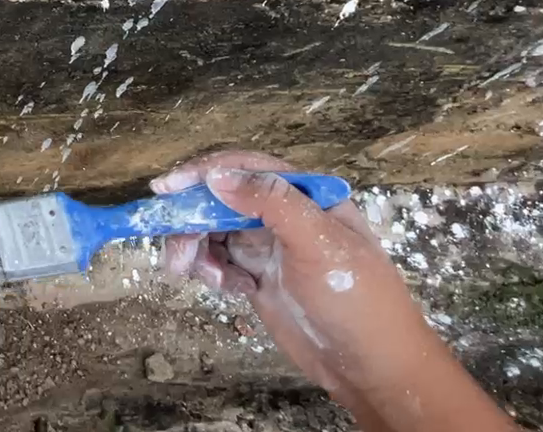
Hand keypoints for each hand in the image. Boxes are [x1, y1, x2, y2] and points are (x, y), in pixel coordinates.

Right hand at [154, 150, 516, 431]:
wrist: (374, 374)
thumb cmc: (358, 304)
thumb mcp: (320, 246)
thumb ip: (271, 203)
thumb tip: (215, 176)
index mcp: (305, 196)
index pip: (244, 168)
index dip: (203, 173)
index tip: (167, 189)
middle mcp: (281, 213)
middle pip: (217, 198)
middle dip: (190, 220)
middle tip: (171, 243)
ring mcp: (265, 242)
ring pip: (209, 228)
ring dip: (194, 248)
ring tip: (190, 273)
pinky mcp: (252, 271)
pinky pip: (213, 256)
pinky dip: (208, 269)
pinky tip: (228, 288)